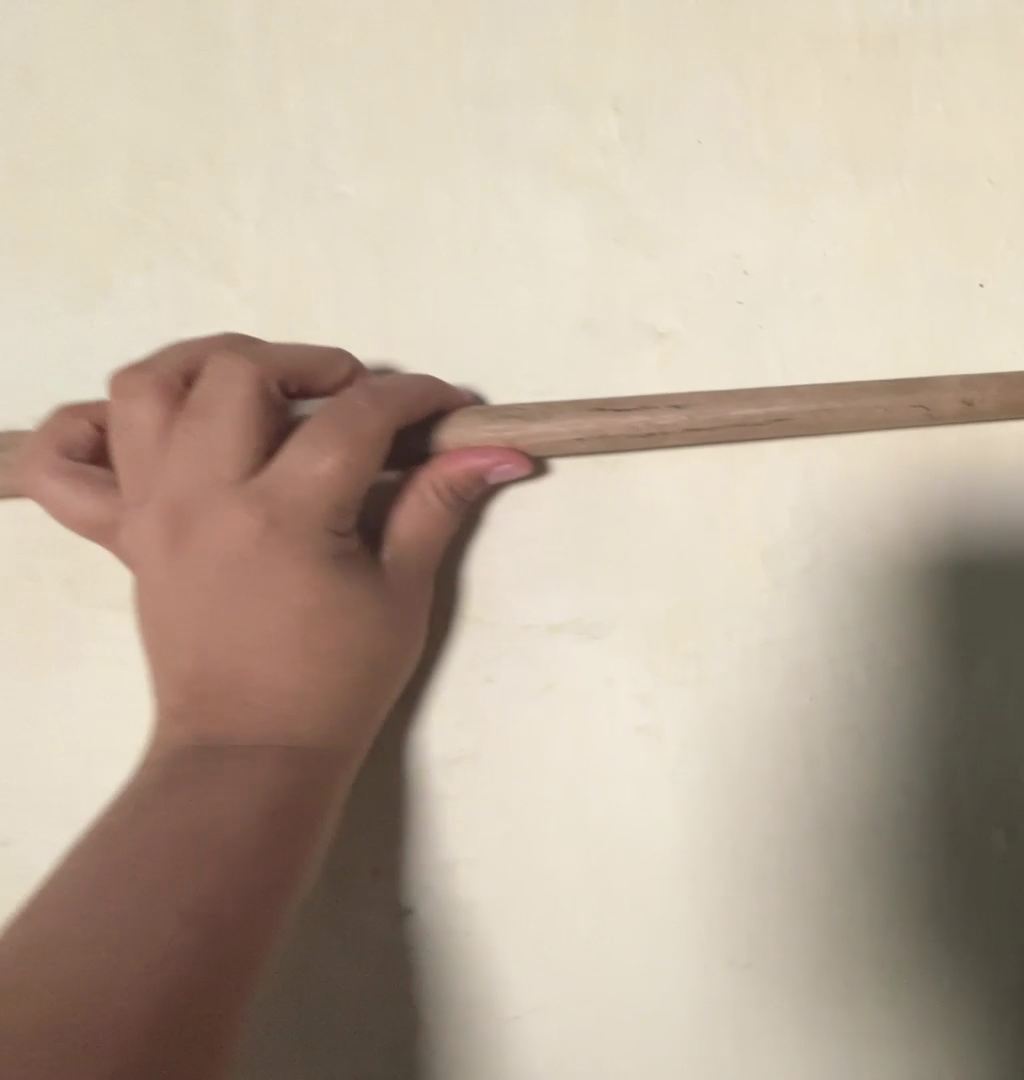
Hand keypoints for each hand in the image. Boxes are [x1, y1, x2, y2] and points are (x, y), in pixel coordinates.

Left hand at [16, 334, 532, 759]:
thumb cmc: (345, 672)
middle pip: (237, 373)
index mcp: (283, 516)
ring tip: (275, 390)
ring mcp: (146, 510)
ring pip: (144, 388)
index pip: (354, 419)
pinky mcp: (118, 532)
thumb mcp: (407, 587)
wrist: (254, 743)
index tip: (454, 405)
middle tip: (364, 396)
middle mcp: (201, 496)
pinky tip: (161, 431)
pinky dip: (96, 423)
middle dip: (314, 363)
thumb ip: (440, 504)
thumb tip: (501, 455)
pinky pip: (66, 456)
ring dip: (213, 366)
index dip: (414, 397)